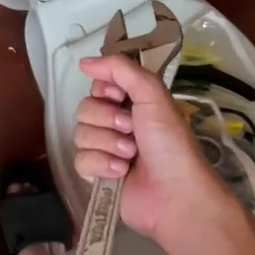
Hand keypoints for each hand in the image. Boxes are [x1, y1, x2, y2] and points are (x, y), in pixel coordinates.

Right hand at [73, 54, 233, 241]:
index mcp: (131, 100)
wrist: (174, 194)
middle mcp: (117, 121)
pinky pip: (80, 160)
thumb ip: (120, 69)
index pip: (98, 85)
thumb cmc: (169, 141)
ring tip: (130, 155)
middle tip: (132, 131)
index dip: (105, 91)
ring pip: (81, 134)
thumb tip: (84, 61)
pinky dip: (101, 165)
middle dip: (108, 120)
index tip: (121, 98)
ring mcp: (106, 149)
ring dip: (108, 144)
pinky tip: (121, 172)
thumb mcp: (152, 94)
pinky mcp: (98, 175)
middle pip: (85, 108)